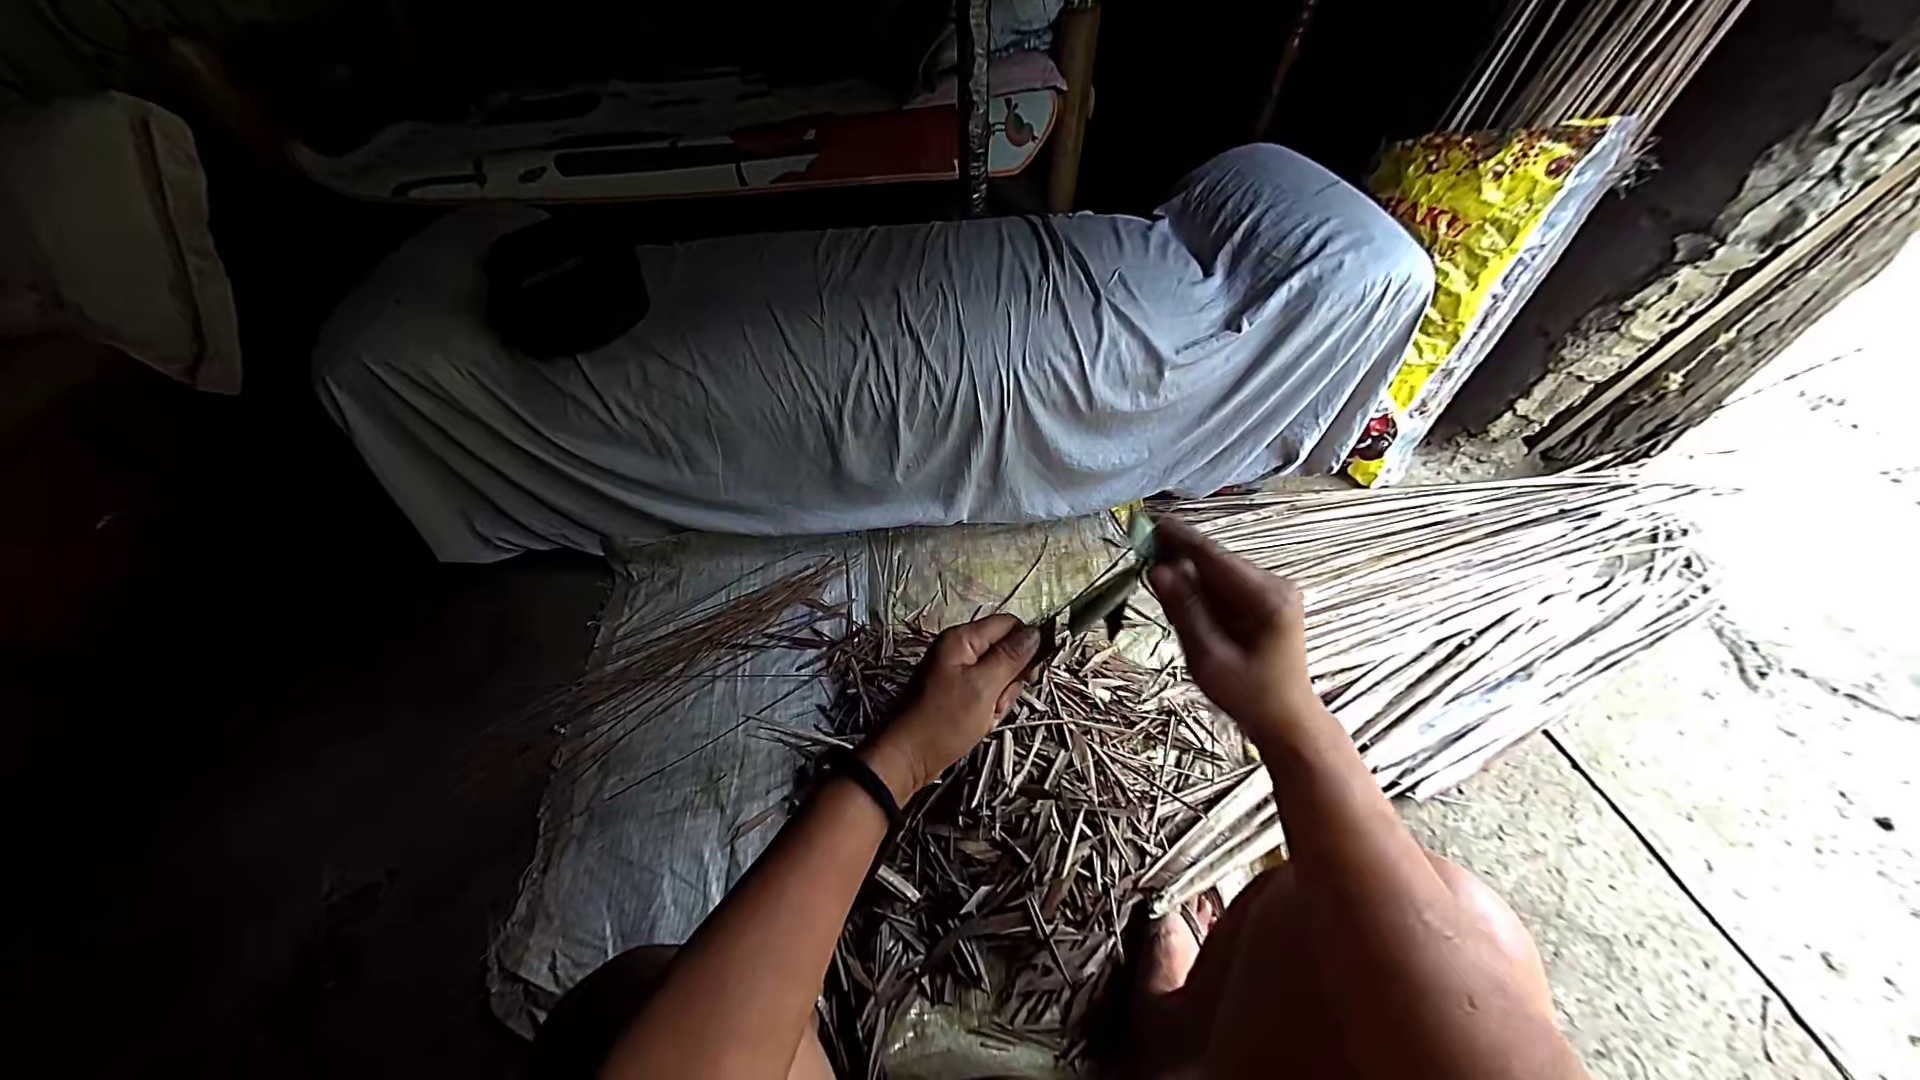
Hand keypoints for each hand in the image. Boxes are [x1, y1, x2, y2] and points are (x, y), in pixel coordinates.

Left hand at [858, 614, 1040, 802]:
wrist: (908, 757)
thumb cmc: (944, 720)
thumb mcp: (984, 686)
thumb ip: (1011, 657)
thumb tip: (1036, 632)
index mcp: (962, 639)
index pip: (1008, 624)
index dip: (1026, 644)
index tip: (1031, 673)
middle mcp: (960, 649)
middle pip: (1005, 651)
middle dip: (1010, 679)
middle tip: (998, 701)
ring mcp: (958, 671)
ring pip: (999, 675)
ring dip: (1000, 698)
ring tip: (986, 715)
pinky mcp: (958, 692)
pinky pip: (986, 692)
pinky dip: (989, 708)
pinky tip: (980, 722)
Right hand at [1148, 516, 1322, 749]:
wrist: (1285, 720)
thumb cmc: (1248, 696)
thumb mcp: (1208, 659)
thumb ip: (1184, 611)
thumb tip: (1158, 570)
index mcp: (1267, 599)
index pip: (1214, 557)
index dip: (1179, 538)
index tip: (1148, 522)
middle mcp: (1275, 585)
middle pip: (1216, 560)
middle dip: (1179, 554)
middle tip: (1142, 552)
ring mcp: (1273, 590)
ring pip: (1218, 570)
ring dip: (1187, 572)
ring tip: (1157, 577)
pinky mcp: (1266, 598)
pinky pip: (1224, 583)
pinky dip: (1200, 586)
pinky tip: (1182, 596)